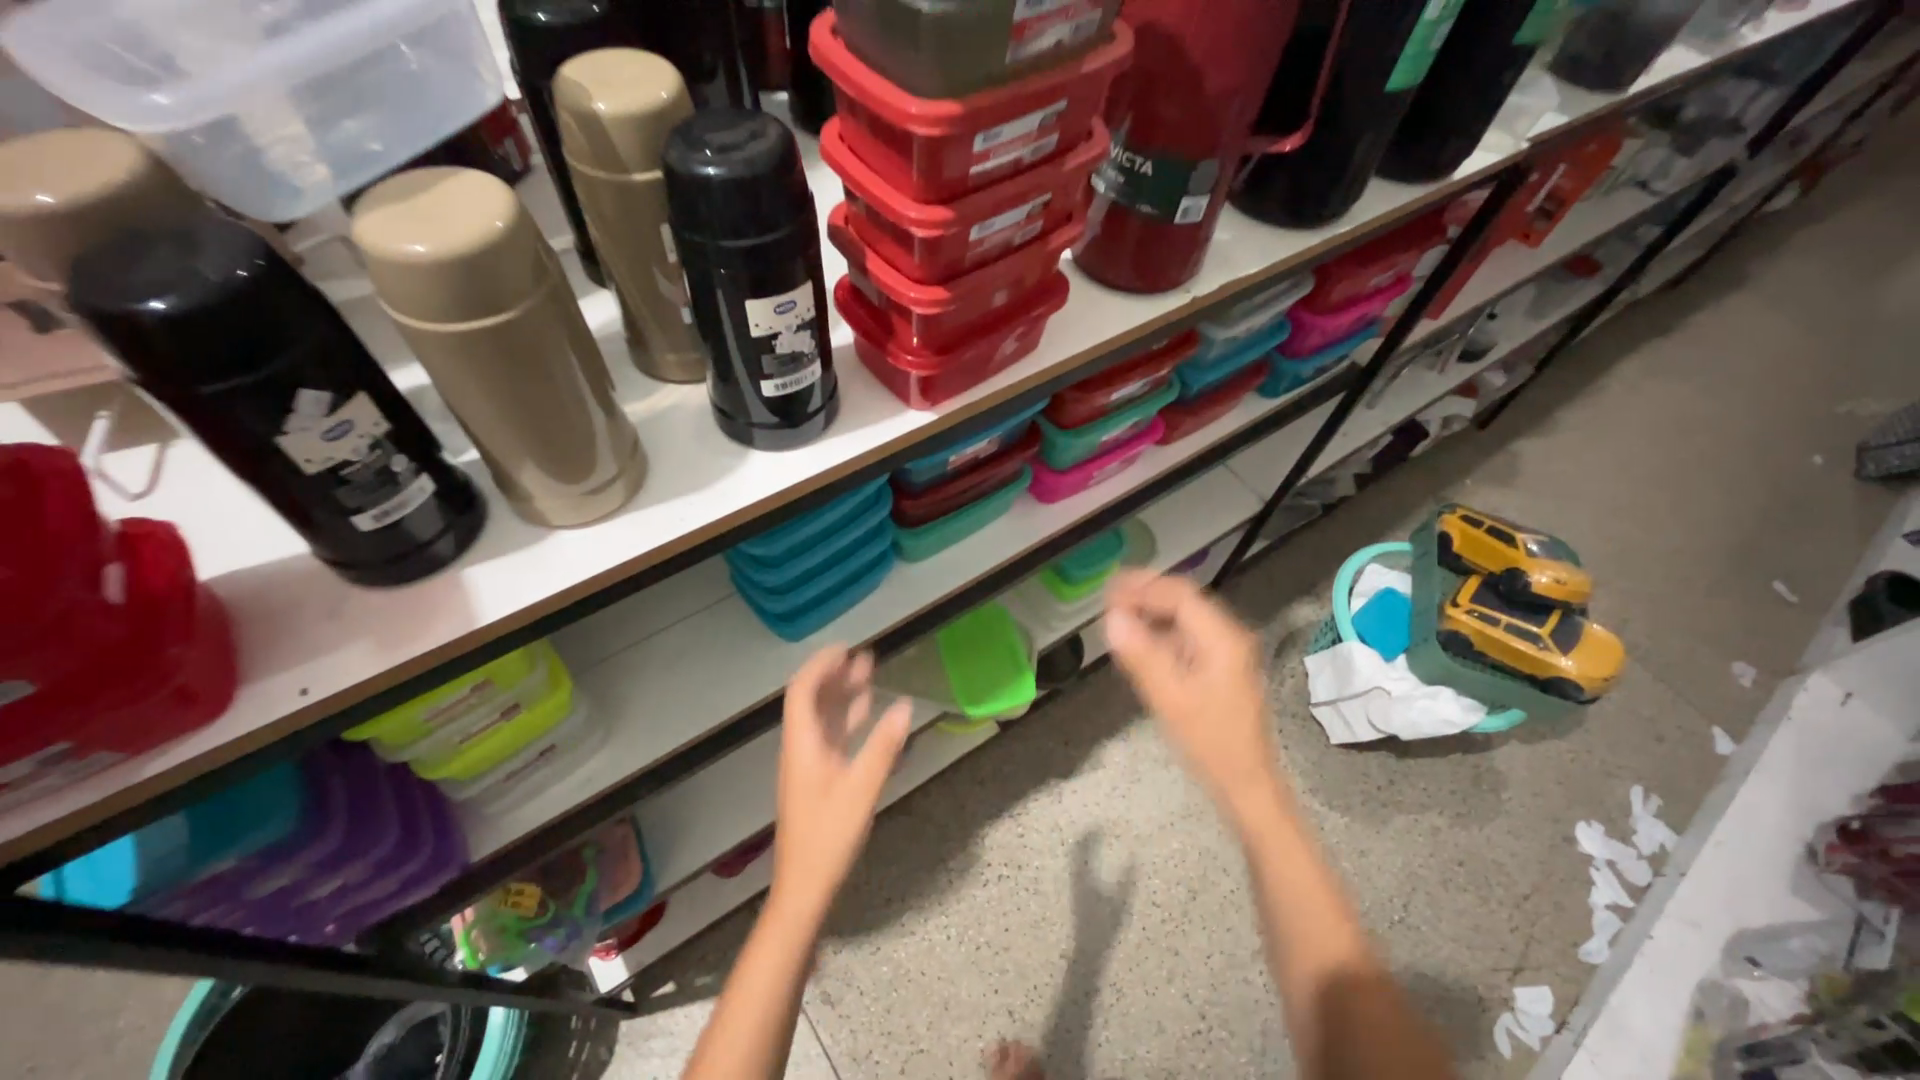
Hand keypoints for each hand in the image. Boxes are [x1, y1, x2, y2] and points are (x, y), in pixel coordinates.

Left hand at [770, 646, 911, 921]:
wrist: (805, 886)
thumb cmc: (828, 837)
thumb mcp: (861, 790)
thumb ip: (883, 747)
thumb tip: (905, 706)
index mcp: (802, 745)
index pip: (803, 691)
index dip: (822, 666)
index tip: (846, 648)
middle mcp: (801, 749)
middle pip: (814, 702)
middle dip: (837, 677)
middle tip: (866, 658)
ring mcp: (809, 766)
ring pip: (824, 721)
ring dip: (844, 698)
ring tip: (870, 677)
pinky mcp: (818, 782)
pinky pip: (833, 740)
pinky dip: (850, 723)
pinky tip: (870, 719)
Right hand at [1103, 571, 1282, 812]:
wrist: (1246, 784)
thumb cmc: (1210, 743)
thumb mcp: (1170, 699)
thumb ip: (1141, 655)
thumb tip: (1112, 618)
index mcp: (1223, 639)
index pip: (1180, 596)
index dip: (1144, 587)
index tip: (1109, 590)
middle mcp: (1230, 638)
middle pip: (1185, 603)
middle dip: (1147, 597)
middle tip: (1109, 600)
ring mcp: (1229, 655)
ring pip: (1187, 621)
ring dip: (1153, 615)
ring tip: (1119, 619)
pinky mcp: (1222, 671)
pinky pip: (1189, 640)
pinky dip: (1163, 635)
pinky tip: (1141, 647)